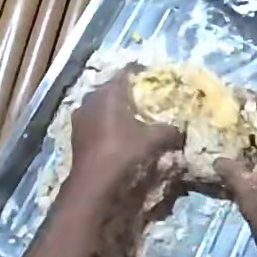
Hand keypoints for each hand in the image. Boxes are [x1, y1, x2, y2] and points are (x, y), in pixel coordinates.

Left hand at [65, 69, 182, 205]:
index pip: (127, 71)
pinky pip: (94, 119)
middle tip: (145, 100)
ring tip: (131, 118)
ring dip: (115, 109)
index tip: (153, 78)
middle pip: (112, 87)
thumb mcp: (153, 140)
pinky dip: (105, 123)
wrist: (93, 184)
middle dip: (128, 92)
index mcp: (109, 92)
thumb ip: (169, 131)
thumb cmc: (123, 153)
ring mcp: (80, 115)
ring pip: (101, 104)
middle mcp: (91, 98)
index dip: (141, 72)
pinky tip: (116, 134)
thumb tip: (181, 131)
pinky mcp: (75, 133)